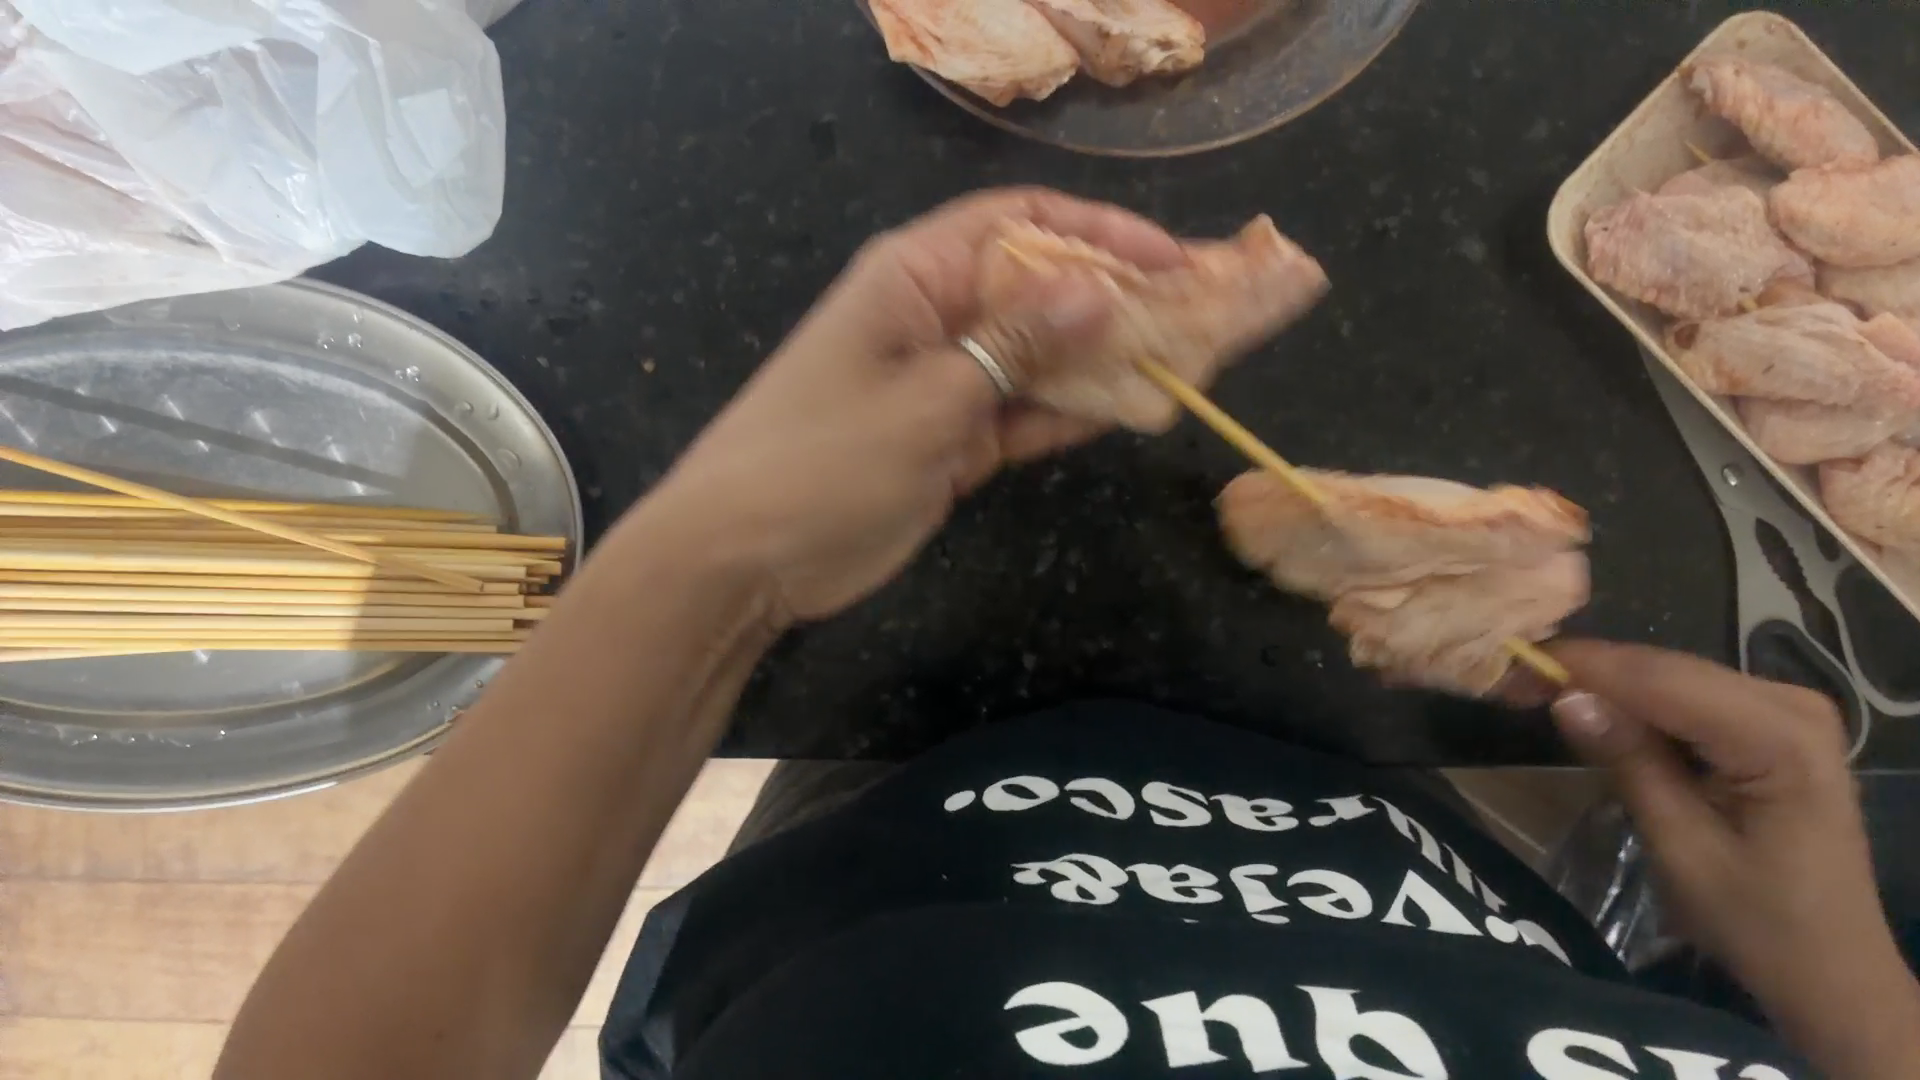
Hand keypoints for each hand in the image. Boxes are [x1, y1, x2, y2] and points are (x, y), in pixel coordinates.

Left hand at [636, 187, 1182, 624]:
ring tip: (1185, 361)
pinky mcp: (951, 442)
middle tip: (1200, 313)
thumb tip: (1100, 290)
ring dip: (1102, 361)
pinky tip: (1129, 412)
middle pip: (1038, 290)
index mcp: (914, 279)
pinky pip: (1022, 414)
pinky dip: (1069, 414)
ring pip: (1038, 357)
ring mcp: (945, 384)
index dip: (1097, 233)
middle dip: (1115, 299)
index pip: (1019, 224)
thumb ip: (1013, 346)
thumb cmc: (820, 463)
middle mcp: (935, 319)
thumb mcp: (924, 400)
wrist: (745, 558)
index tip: (1170, 258)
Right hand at [1546, 641, 1919, 1079]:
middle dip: (1582, 668)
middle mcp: (1790, 706)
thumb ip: (1628, 762)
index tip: (1508, 668)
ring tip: (1533, 688)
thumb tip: (1563, 697)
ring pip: (1666, 671)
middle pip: (1662, 668)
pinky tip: (1586, 702)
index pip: (1659, 681)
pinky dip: (1627, 693)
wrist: (1826, 961)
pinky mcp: (1766, 720)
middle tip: (1510, 679)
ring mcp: (1784, 709)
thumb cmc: (1754, 915)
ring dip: (1599, 678)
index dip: (1577, 667)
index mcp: (1781, 741)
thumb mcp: (1679, 844)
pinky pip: (1681, 690)